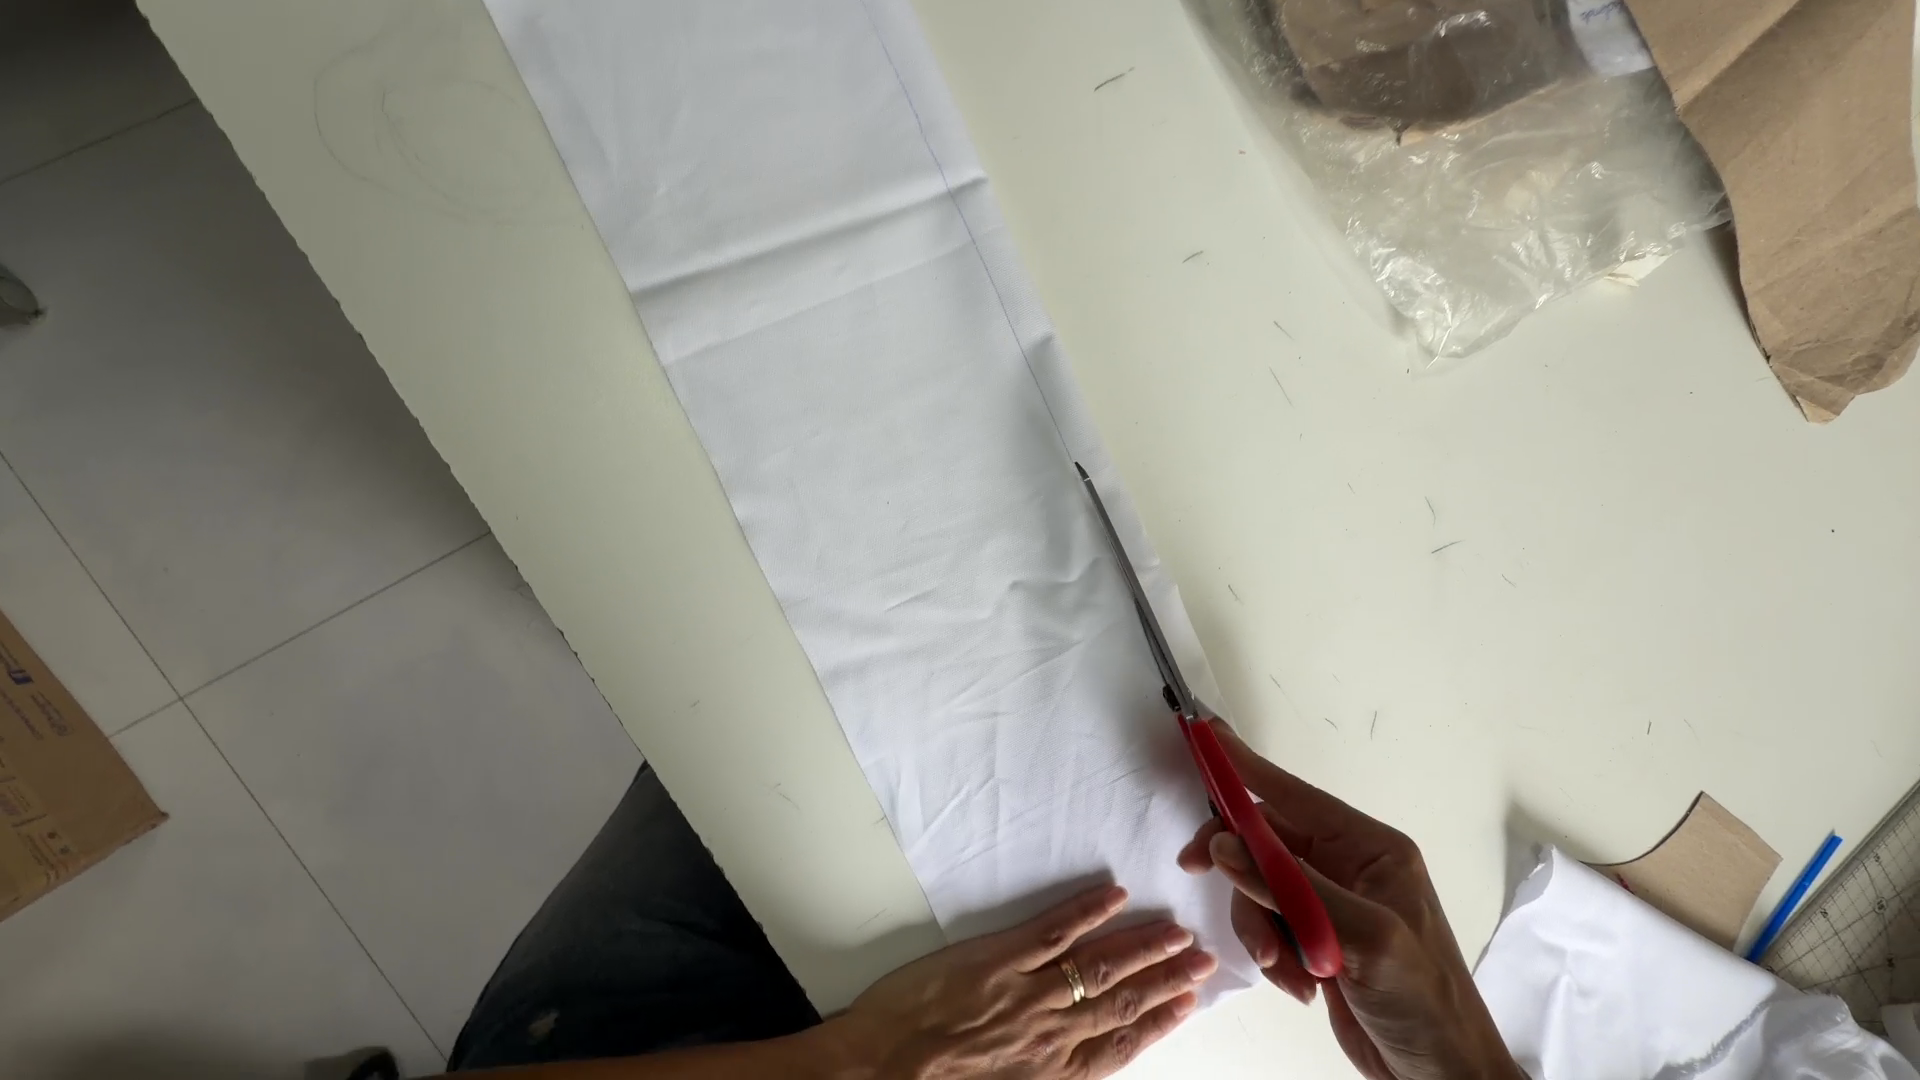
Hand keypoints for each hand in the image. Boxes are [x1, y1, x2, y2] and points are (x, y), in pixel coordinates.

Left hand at [821, 885, 1215, 1078]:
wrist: (881, 1069)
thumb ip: (1043, 1070)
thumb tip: (1075, 1049)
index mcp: (1051, 1070)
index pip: (1119, 1042)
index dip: (1160, 1021)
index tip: (1189, 1001)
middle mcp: (1050, 1031)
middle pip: (1121, 1002)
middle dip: (1166, 980)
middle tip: (1201, 959)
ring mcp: (1028, 990)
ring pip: (1099, 966)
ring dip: (1143, 948)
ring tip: (1175, 932)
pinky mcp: (999, 958)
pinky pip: (1053, 931)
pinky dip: (1087, 913)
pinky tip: (1114, 897)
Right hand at [1177, 722, 1522, 1079]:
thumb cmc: (1423, 1000)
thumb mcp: (1361, 938)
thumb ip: (1287, 887)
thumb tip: (1223, 845)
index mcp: (1367, 847)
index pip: (1291, 793)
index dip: (1243, 765)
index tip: (1202, 735)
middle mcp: (1344, 864)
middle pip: (1264, 840)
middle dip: (1239, 868)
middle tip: (1195, 868)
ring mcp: (1327, 900)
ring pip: (1257, 884)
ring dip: (1258, 924)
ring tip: (1284, 967)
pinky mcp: (1315, 935)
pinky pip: (1266, 921)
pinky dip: (1271, 951)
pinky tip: (1299, 983)